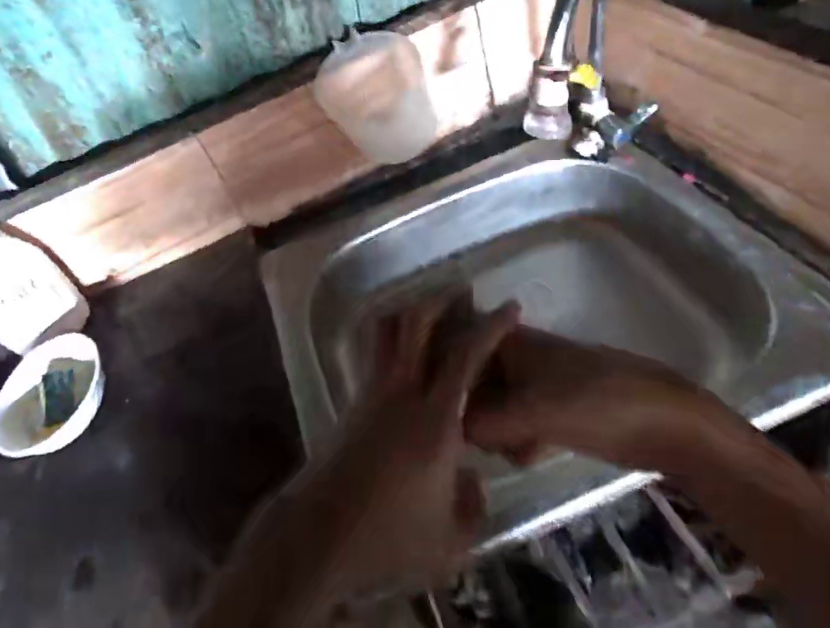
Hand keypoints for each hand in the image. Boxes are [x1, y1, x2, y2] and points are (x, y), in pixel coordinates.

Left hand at [275, 296, 518, 597]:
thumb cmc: (391, 537)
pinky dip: (392, 337)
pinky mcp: (353, 401)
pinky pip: (375, 352)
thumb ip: (471, 504)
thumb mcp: (451, 539)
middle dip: (441, 299)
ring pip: (388, 331)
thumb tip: (471, 475)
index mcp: (436, 420)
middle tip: (462, 289)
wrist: (321, 530)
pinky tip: (405, 351)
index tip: (508, 307)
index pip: (465, 358)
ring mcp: (372, 392)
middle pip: (416, 324)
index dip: (489, 327)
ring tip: (433, 308)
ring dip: (411, 312)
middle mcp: (401, 392)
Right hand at [464, 328, 731, 472]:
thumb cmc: (597, 403)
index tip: (441, 414)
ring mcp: (532, 383)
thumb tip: (450, 432)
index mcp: (503, 339)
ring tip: (512, 450)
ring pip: (491, 407)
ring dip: (496, 431)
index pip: (452, 353)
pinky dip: (516, 439)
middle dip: (471, 414)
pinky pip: (515, 422)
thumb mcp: (534, 412)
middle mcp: (511, 355)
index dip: (444, 383)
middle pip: (469, 384)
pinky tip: (528, 456)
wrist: (669, 423)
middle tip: (485, 439)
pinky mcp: (552, 409)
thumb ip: (484, 422)